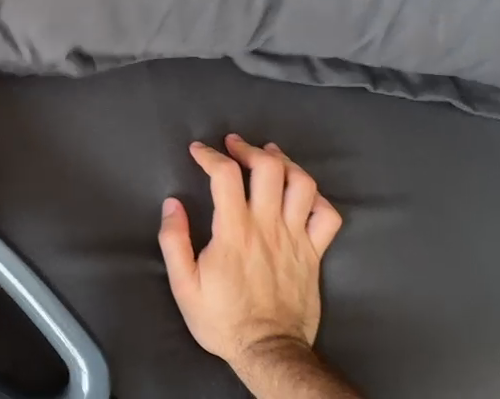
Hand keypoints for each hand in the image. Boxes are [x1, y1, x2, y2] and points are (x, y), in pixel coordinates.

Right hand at [159, 135, 343, 374]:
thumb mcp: (185, 286)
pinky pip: (327, 216)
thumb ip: (174, 241)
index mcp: (234, 231)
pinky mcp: (315, 254)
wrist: (269, 353)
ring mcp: (296, 238)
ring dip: (284, 162)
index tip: (198, 151)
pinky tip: (300, 195)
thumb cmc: (223, 319)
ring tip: (269, 156)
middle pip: (268, 167)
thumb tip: (172, 204)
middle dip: (249, 147)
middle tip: (234, 145)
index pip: (225, 174)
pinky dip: (317, 198)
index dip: (209, 154)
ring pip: (301, 184)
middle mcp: (268, 226)